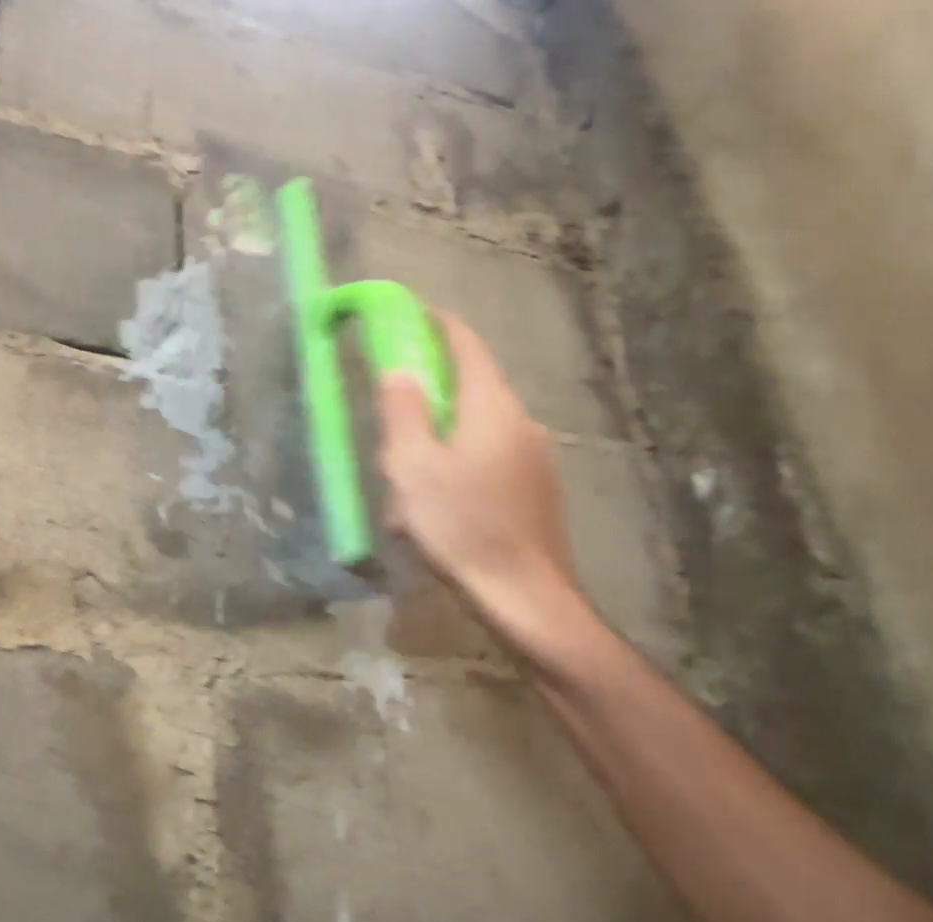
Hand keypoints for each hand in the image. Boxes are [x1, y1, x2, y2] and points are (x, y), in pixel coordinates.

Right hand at [377, 310, 588, 648]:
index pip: (467, 345)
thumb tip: (400, 373)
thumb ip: (404, 414)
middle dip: (430, 401)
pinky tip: (441, 514)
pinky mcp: (538, 492)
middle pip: (470, 391)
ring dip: (442, 446)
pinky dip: (462, 472)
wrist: (525, 594)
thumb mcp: (413, 469)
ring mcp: (536, 459)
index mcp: (491, 407)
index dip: (438, 325)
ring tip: (409, 490)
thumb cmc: (462, 526)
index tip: (411, 315)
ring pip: (478, 434)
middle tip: (394, 427)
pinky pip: (492, 465)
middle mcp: (521, 422)